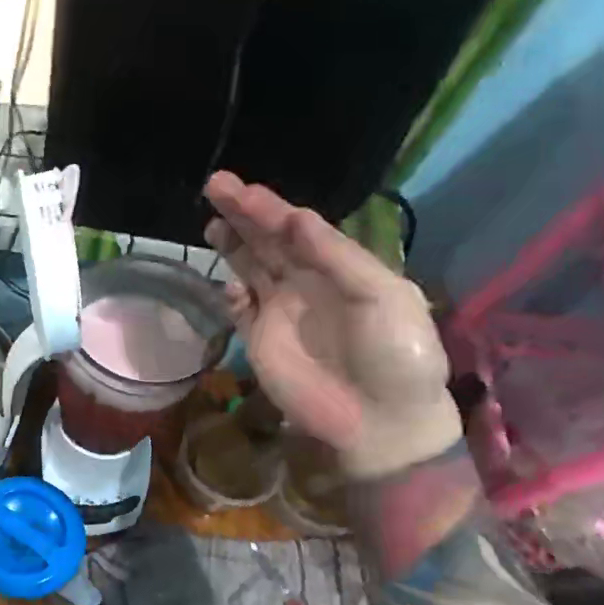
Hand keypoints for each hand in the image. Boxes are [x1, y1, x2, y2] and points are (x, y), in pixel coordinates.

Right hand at [203, 172, 462, 477]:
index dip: (268, 209)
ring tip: (210, 222)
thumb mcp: (381, 299)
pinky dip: (230, 292)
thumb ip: (337, 259)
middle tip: (215, 187)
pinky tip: (225, 283)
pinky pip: (239, 307)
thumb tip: (295, 221)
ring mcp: (280, 311)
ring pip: (250, 268)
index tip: (239, 191)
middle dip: (243, 215)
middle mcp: (308, 282)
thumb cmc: (394, 355)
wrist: (376, 417)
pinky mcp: (258, 338)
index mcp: (342, 268)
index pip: (298, 230)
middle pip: (268, 242)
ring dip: (232, 245)